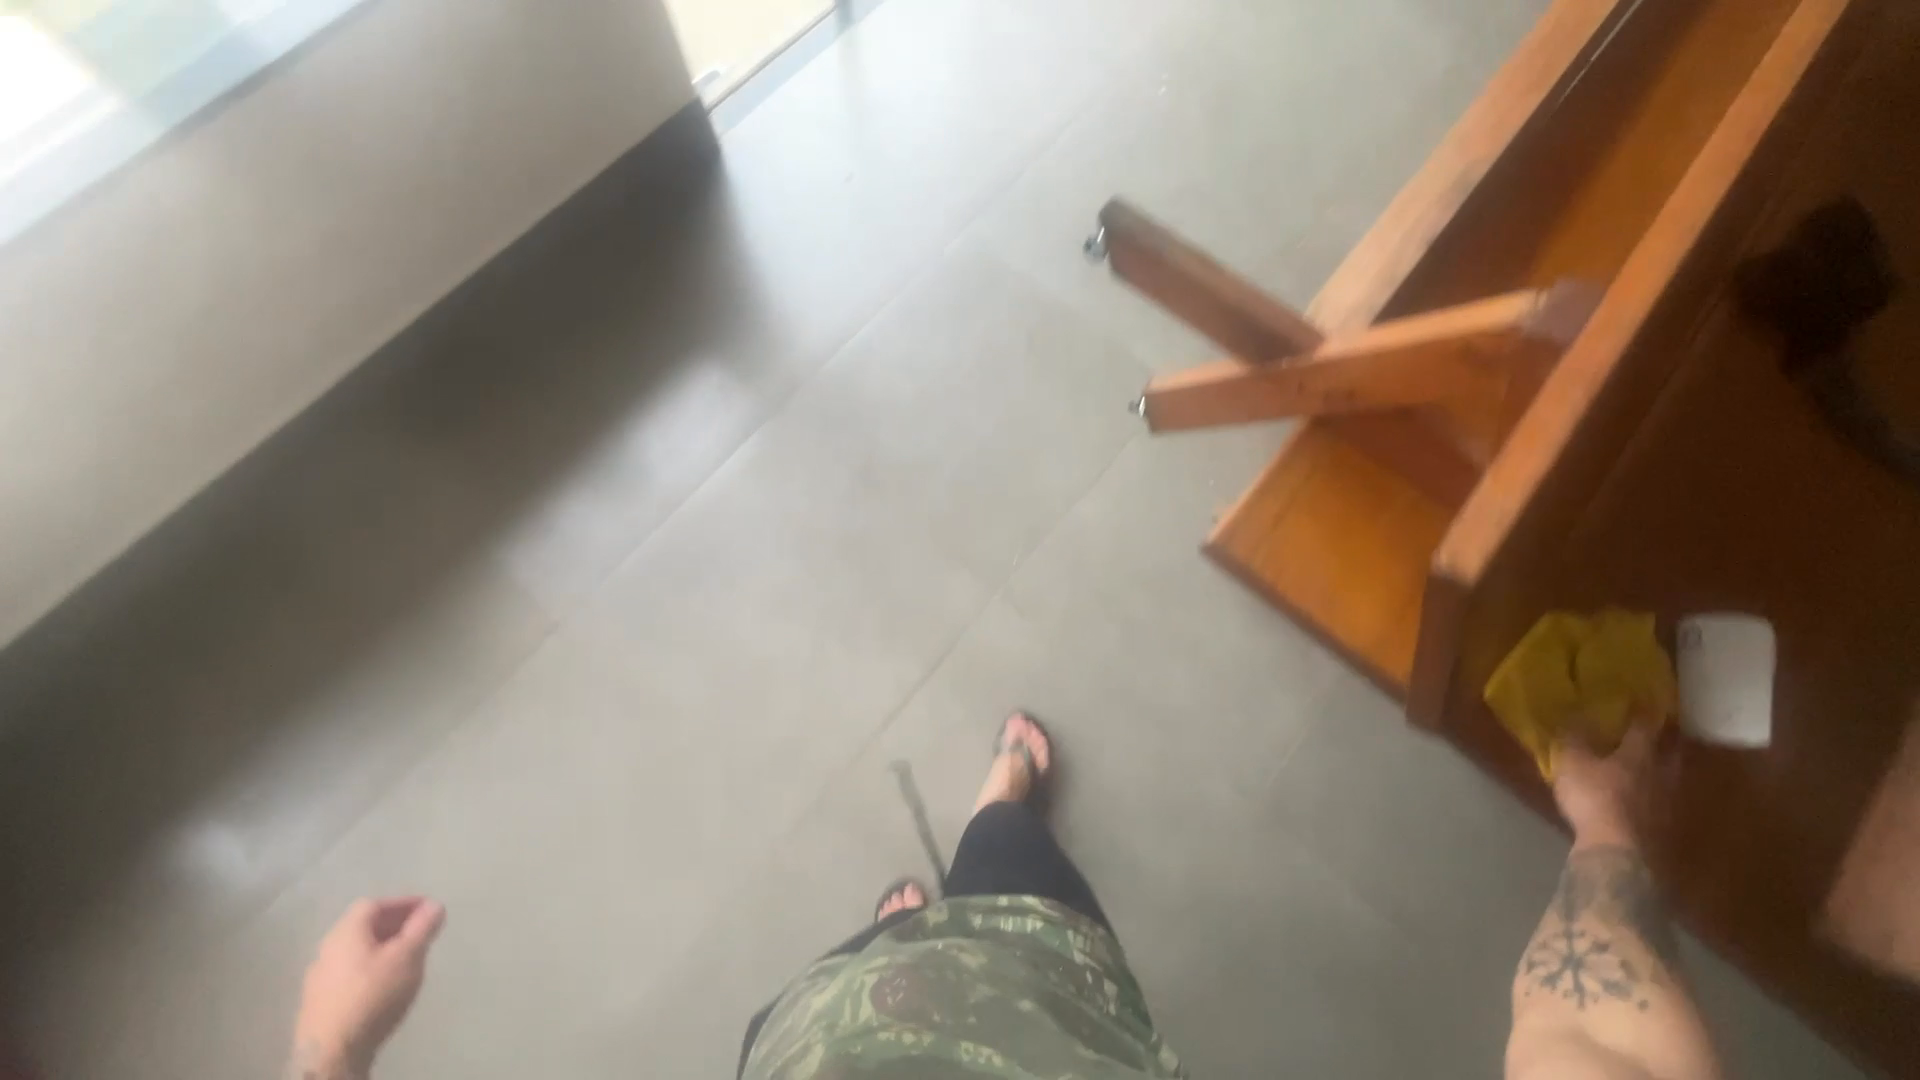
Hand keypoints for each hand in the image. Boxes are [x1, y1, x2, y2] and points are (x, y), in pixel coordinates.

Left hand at [293, 897, 445, 1076]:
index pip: (373, 904)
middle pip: (362, 927)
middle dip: (395, 924)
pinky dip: (372, 966)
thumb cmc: (374, 994)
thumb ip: (423, 927)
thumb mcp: (408, 955)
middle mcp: (326, 951)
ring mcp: (318, 979)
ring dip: (383, 946)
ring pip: (356, 951)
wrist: (332, 1052)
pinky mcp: (319, 1003)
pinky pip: (350, 971)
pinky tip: (387, 982)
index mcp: (345, 934)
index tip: (428, 910)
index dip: (402, 902)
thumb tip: (434, 904)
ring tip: (409, 957)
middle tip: (422, 931)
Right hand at [1552, 721, 1665, 850]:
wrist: (1619, 848)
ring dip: (1668, 765)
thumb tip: (1575, 716)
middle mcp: (1663, 772)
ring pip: (1674, 775)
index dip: (1644, 713)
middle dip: (1668, 738)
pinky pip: (1668, 798)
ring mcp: (1670, 800)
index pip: (1646, 727)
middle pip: (1672, 750)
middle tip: (1663, 729)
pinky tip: (1652, 796)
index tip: (1645, 701)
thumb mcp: (1571, 764)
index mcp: (1640, 754)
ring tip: (1658, 761)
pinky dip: (1661, 792)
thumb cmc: (1594, 797)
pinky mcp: (1668, 823)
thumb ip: (1574, 740)